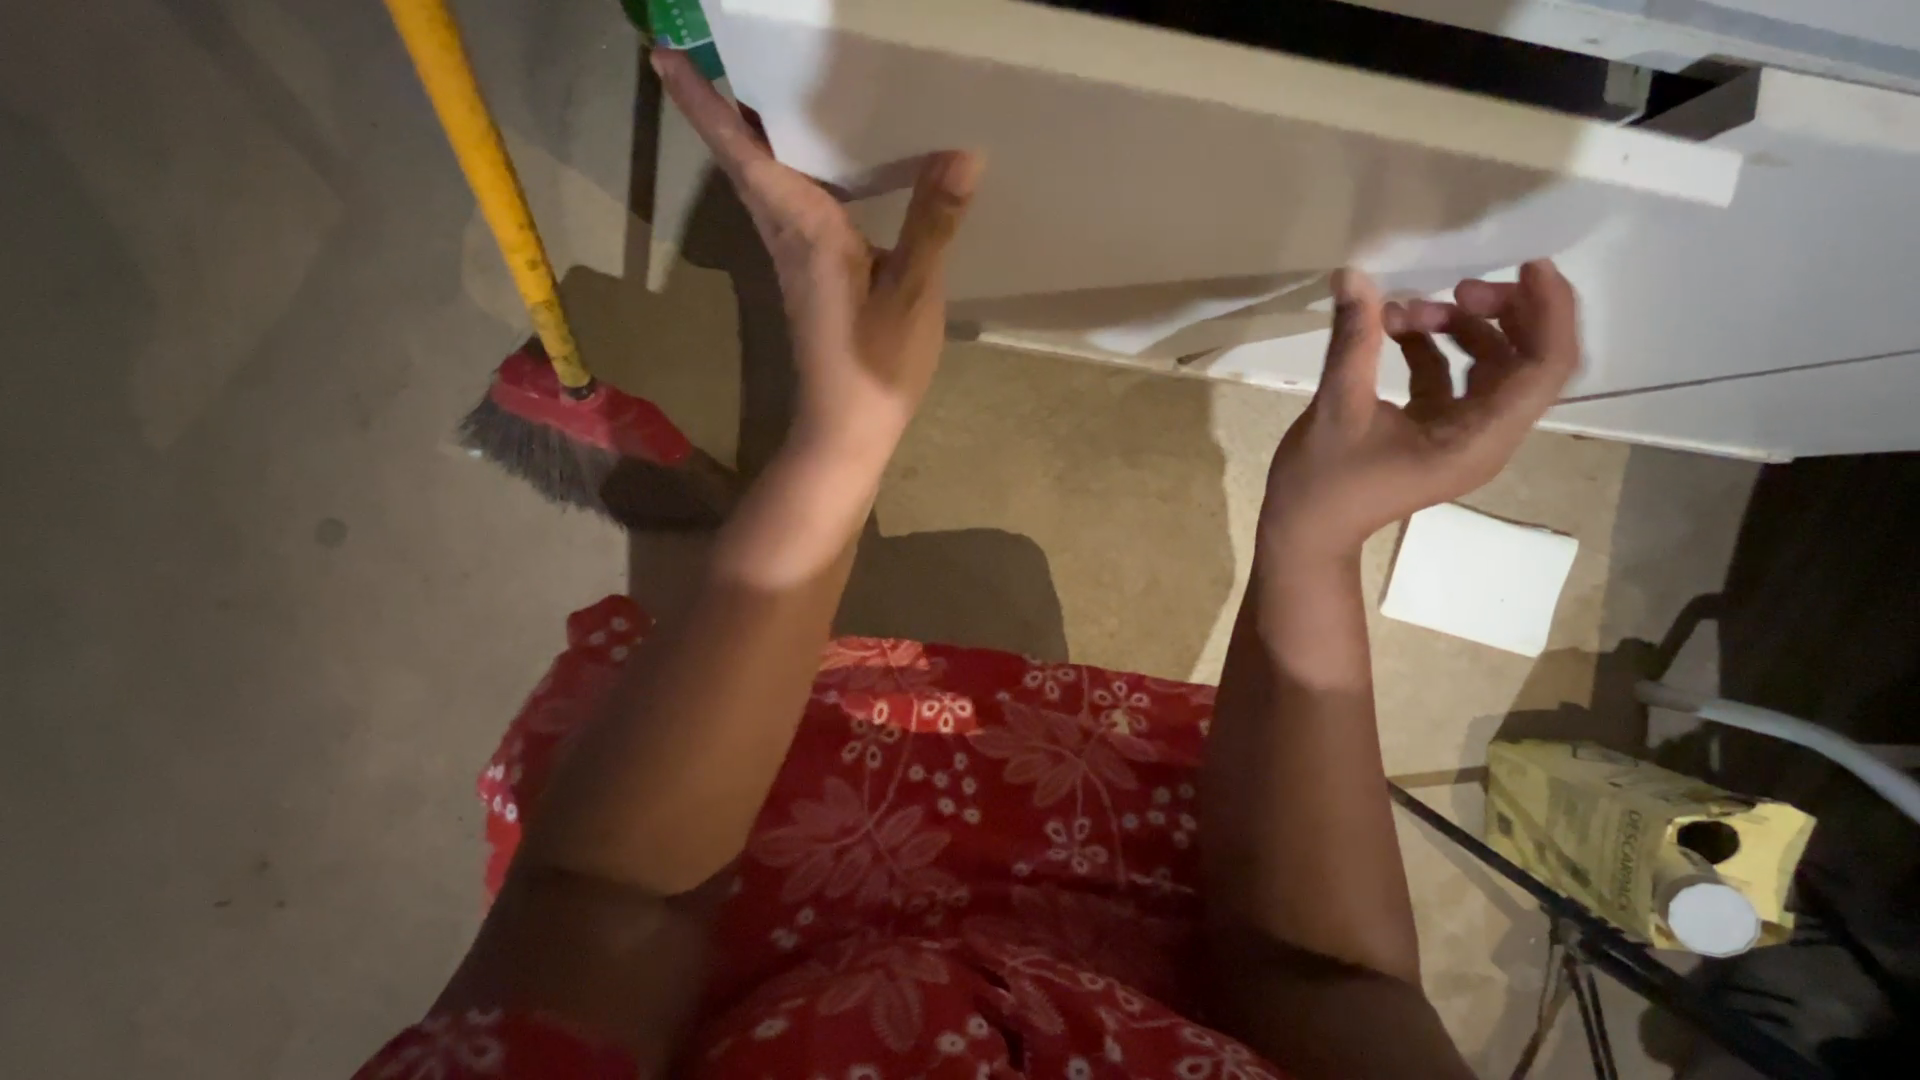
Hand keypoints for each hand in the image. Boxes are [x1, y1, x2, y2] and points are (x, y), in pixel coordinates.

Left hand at [653, 50, 982, 463]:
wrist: (846, 431)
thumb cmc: (875, 366)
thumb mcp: (914, 294)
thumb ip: (932, 223)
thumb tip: (961, 151)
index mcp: (807, 232)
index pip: (748, 155)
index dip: (706, 106)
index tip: (663, 54)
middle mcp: (788, 240)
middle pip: (745, 163)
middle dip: (719, 110)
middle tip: (703, 55)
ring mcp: (793, 264)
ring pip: (760, 187)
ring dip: (747, 139)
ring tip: (753, 89)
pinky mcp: (808, 282)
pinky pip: (783, 209)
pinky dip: (780, 172)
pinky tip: (811, 166)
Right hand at [1261, 260, 1581, 559]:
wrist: (1304, 534)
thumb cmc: (1322, 482)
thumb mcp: (1336, 407)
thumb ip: (1351, 341)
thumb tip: (1353, 275)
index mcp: (1478, 440)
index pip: (1545, 369)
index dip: (1549, 312)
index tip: (1525, 266)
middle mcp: (1485, 438)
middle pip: (1528, 362)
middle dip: (1501, 314)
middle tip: (1454, 286)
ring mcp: (1461, 436)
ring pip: (1492, 367)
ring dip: (1462, 329)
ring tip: (1406, 309)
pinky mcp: (1436, 432)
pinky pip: (1456, 380)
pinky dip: (1435, 349)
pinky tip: (1395, 329)